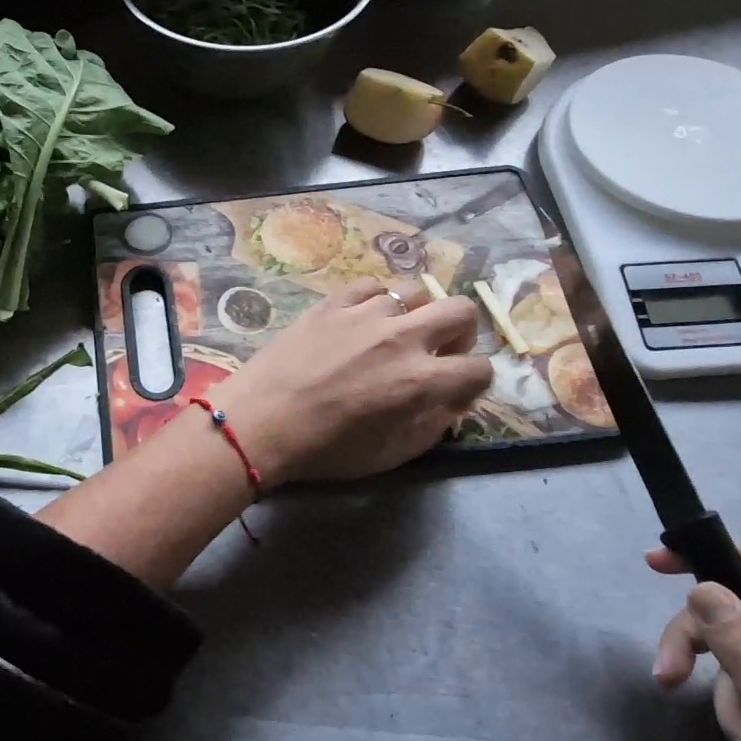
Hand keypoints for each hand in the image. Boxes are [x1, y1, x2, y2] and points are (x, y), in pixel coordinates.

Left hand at [207, 278, 493, 484]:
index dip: (474, 384)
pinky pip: (371, 285)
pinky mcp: (333, 302)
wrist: (260, 421)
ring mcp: (365, 313)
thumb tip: (449, 405)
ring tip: (396, 333)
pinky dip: (376, 301)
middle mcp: (401, 338)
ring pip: (416, 291)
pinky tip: (362, 320)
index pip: (480, 369)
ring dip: (417, 314)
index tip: (454, 392)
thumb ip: (431, 427)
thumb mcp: (390, 455)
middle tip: (438, 352)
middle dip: (461, 333)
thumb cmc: (324, 449)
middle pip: (461, 310)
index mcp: (421, 381)